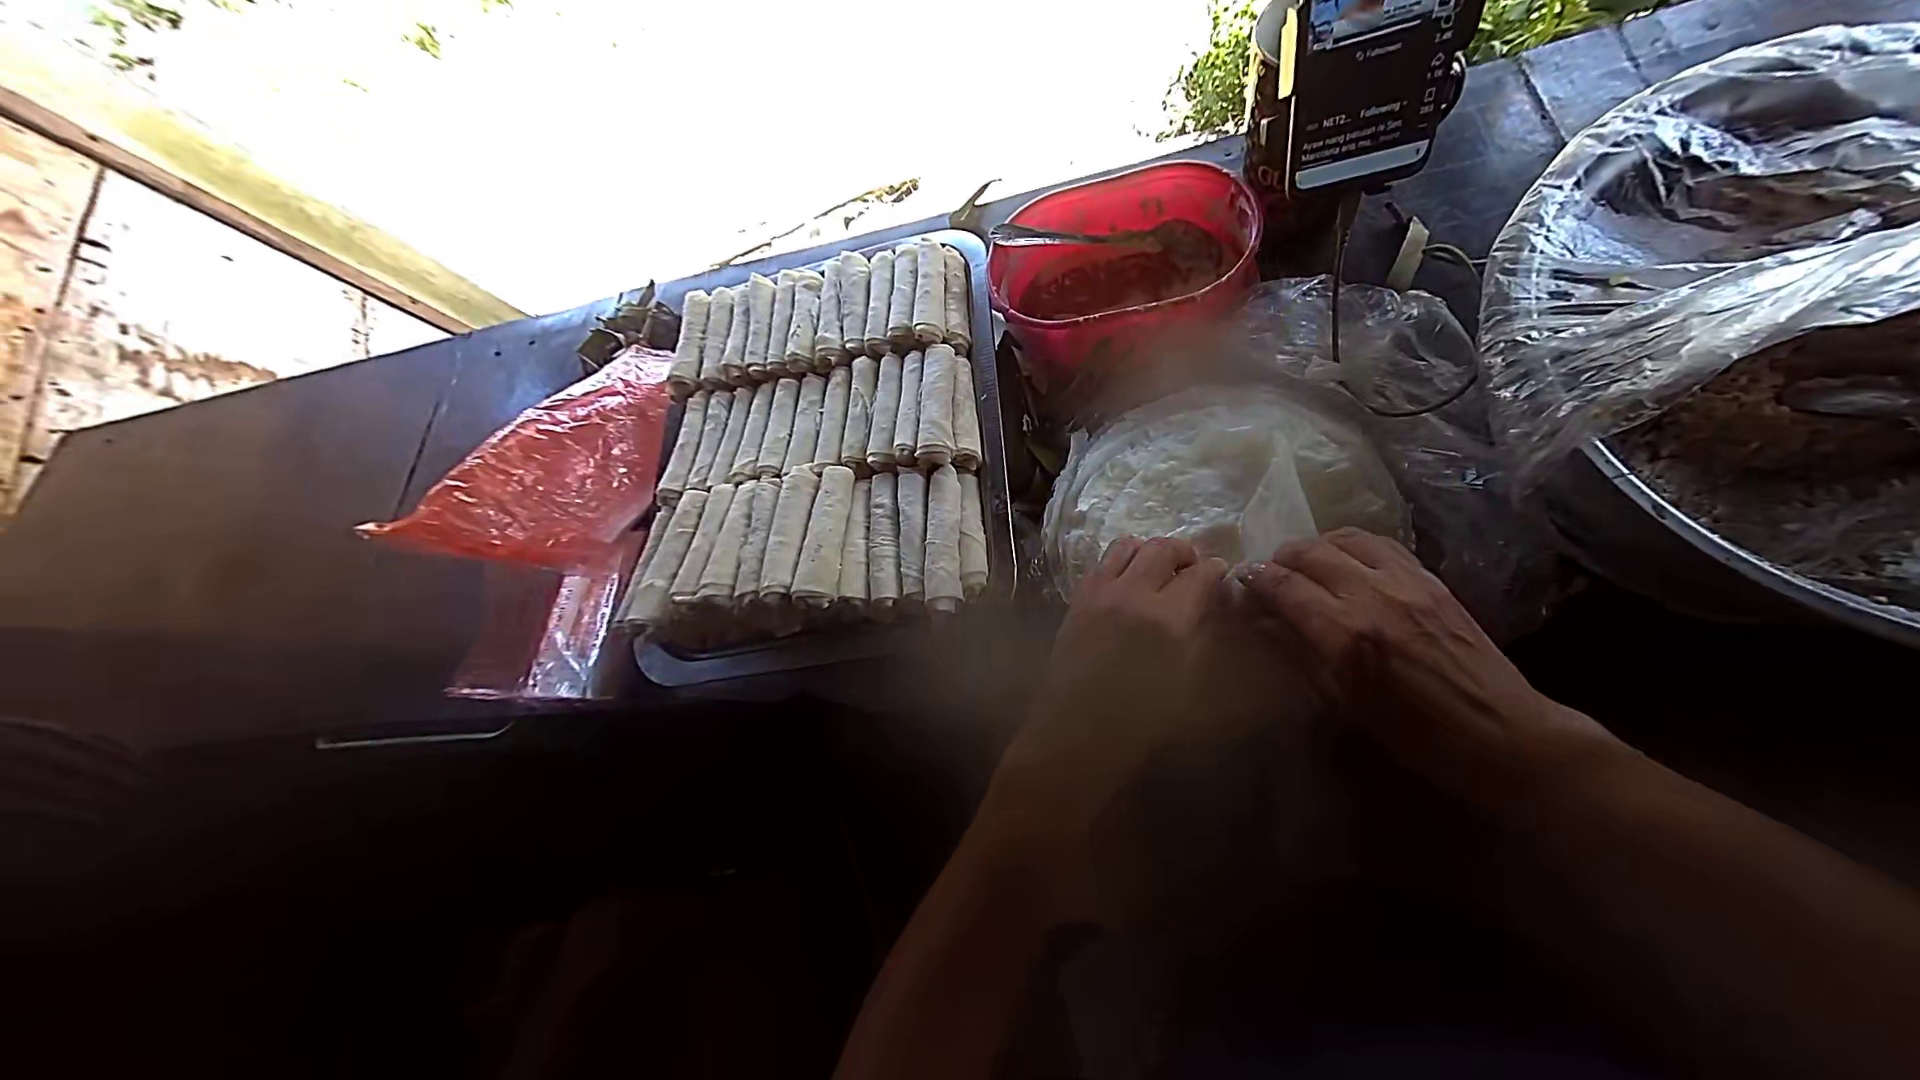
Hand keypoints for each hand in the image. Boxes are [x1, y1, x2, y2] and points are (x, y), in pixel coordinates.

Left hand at [978, 537, 1226, 914]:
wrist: (1073, 742)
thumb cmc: (1140, 730)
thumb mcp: (1191, 691)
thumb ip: (1209, 645)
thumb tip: (1223, 615)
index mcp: (1168, 620)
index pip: (1203, 574)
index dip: (1220, 572)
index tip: (1226, 577)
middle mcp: (1131, 595)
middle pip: (1164, 549)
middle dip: (1188, 553)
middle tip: (1198, 568)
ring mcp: (1097, 594)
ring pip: (1129, 546)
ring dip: (1151, 551)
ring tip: (1164, 569)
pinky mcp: (1075, 602)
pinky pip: (1100, 564)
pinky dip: (1120, 561)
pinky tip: (1129, 581)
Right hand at [1243, 528, 1624, 808]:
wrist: (1502, 736)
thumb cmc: (1414, 736)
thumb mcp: (1345, 702)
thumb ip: (1303, 653)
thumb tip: (1268, 623)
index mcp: (1344, 634)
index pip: (1282, 586)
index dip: (1254, 578)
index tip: (1240, 580)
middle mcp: (1372, 596)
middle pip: (1308, 552)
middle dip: (1278, 557)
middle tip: (1268, 573)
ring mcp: (1406, 583)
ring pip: (1344, 538)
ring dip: (1315, 546)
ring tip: (1305, 562)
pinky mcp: (1432, 581)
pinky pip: (1381, 545)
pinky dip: (1352, 545)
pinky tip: (1347, 560)